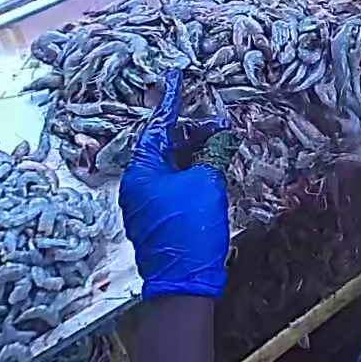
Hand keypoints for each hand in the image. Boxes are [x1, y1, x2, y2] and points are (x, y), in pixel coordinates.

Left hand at [120, 70, 231, 299]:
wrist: (184, 284)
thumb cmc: (190, 229)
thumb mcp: (206, 183)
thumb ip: (213, 153)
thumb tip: (222, 132)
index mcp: (141, 170)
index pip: (157, 125)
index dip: (171, 101)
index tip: (176, 77)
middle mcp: (138, 183)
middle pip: (164, 145)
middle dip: (192, 133)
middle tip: (219, 125)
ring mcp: (146, 202)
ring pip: (171, 165)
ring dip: (195, 153)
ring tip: (221, 144)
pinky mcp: (158, 217)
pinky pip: (174, 183)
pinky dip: (192, 172)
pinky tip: (213, 167)